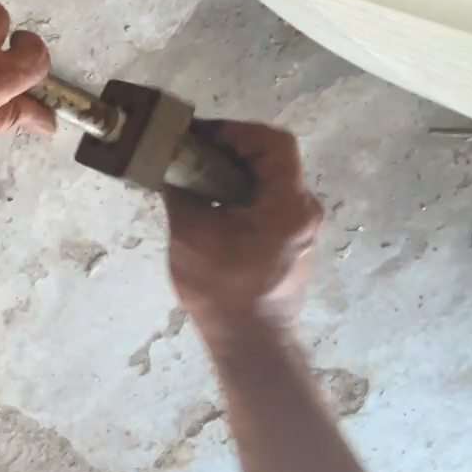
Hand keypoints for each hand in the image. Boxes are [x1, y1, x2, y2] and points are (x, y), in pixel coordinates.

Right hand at [165, 121, 322, 339]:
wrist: (250, 341)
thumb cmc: (221, 288)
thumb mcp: (190, 233)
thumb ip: (181, 191)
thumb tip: (167, 165)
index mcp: (288, 205)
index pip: (273, 143)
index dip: (235, 131)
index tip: (199, 137)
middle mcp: (304, 210)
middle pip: (271, 157)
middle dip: (228, 147)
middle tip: (189, 152)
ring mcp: (300, 225)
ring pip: (267, 177)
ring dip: (230, 169)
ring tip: (192, 175)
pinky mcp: (289, 238)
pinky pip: (265, 198)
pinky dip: (237, 189)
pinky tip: (207, 201)